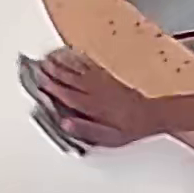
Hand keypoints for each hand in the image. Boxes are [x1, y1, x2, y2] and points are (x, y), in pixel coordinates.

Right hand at [32, 48, 163, 147]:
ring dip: (64, 63)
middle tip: (39, 64)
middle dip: (54, 71)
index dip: (51, 88)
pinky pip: (93, 67)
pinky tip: (74, 55)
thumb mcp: (107, 137)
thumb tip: (64, 123)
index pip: (67, 96)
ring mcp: (104, 84)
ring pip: (80, 71)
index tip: (37, 80)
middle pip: (71, 80)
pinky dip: (82, 60)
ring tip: (50, 57)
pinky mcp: (110, 79)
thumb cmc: (129, 129)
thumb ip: (85, 130)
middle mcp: (97, 92)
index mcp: (93, 107)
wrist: (155, 115)